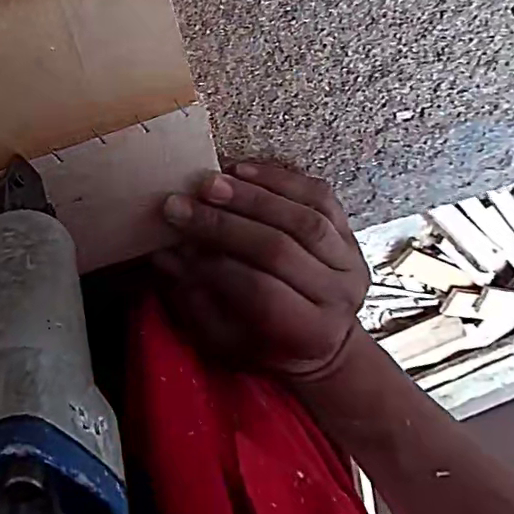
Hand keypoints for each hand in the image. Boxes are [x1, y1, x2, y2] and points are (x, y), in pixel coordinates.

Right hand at [153, 162, 369, 380]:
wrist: (322, 338)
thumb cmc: (264, 344)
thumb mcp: (224, 339)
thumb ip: (194, 300)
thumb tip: (164, 255)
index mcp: (307, 333)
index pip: (261, 291)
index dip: (215, 264)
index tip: (176, 240)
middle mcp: (337, 296)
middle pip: (280, 250)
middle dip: (225, 223)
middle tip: (183, 203)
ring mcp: (349, 260)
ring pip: (303, 218)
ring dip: (252, 195)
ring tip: (211, 181)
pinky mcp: (349, 231)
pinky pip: (319, 194)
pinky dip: (279, 178)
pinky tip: (243, 170)